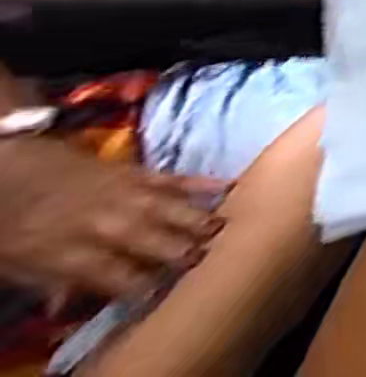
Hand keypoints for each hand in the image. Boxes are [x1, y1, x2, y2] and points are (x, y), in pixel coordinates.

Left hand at [0, 136, 224, 299]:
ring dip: (199, 219)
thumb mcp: (15, 266)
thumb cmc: (12, 230)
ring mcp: (128, 195)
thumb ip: (51, 282)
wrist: (10, 178)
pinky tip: (229, 185)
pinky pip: (177, 179)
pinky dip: (204, 183)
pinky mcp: (141, 173)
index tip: (163, 293)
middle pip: (152, 241)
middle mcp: (105, 225)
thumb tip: (72, 307)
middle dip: (181, 251)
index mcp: (68, 254)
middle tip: (208, 258)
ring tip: (224, 228)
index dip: (140, 285)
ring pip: (172, 209)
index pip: (113, 275)